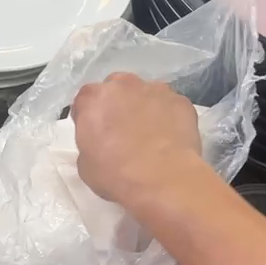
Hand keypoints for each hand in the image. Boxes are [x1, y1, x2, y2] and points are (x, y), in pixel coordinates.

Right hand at [71, 72, 205, 209]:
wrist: (162, 179)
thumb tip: (100, 142)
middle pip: (116, 89)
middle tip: (120, 132)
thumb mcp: (85, 165)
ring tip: (148, 136)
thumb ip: (89, 143)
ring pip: (145, 94)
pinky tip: (168, 140)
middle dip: (116, 105)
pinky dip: (167, 117)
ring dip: (143, 108)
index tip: (94, 134)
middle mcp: (123, 85)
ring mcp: (155, 89)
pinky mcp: (181, 101)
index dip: (89, 118)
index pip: (85, 100)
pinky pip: (169, 106)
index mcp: (92, 98)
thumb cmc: (115, 174)